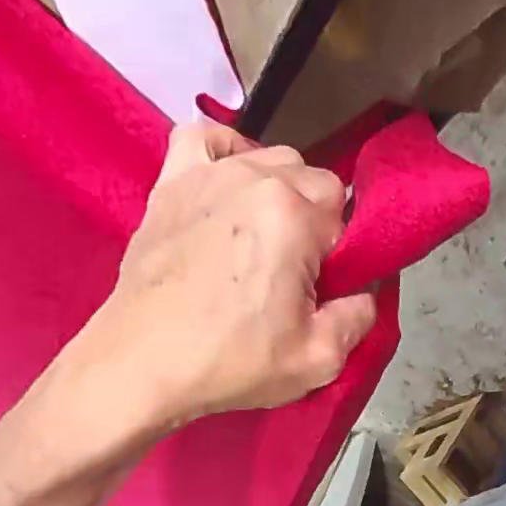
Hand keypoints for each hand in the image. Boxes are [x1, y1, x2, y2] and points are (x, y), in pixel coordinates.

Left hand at [61, 123, 375, 428]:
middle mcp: (253, 179)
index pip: (346, 213)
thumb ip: (361, 315)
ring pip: (270, 160)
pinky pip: (205, 139)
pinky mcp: (170, 183)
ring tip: (260, 242)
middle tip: (291, 274)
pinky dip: (226, 155)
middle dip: (314, 223)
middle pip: (313, 181)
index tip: (318, 288)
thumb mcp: (319, 359)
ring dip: (279, 194)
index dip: (339, 253)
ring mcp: (207, 174)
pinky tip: (230, 185)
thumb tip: (364, 287)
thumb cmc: (229, 362)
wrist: (140, 366)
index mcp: (293, 215)